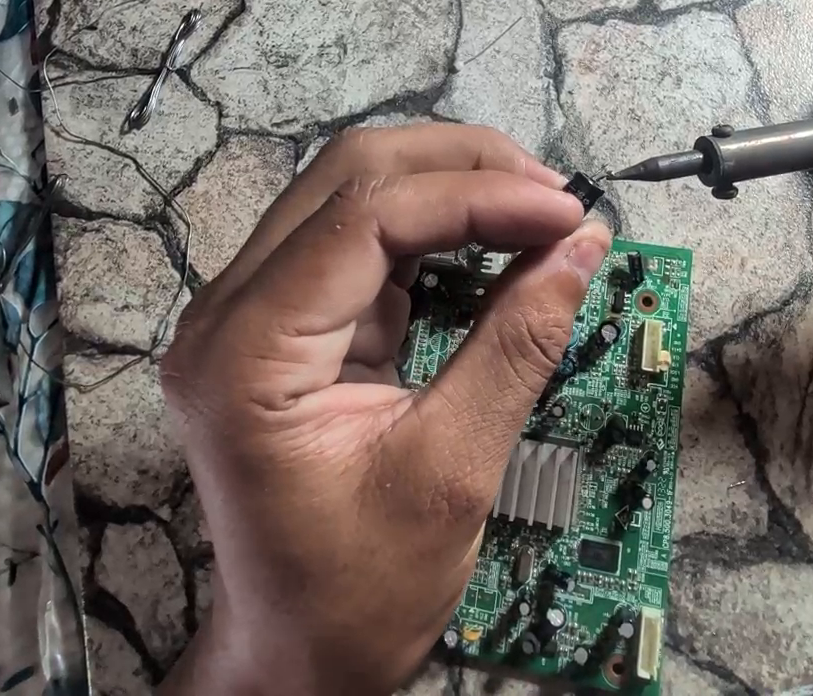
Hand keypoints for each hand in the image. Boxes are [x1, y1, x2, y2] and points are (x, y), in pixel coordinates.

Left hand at [154, 124, 610, 693]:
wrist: (297, 650)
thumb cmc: (361, 588)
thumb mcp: (451, 472)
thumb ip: (514, 346)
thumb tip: (581, 246)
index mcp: (248, 351)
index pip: (365, 217)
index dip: (475, 196)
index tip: (566, 212)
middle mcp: (231, 308)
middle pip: (349, 173)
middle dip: (461, 165)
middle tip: (553, 195)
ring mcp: (253, 305)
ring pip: (355, 187)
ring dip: (450, 181)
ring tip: (533, 205)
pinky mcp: (288, 313)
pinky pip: (362, 232)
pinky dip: (435, 220)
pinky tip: (490, 232)